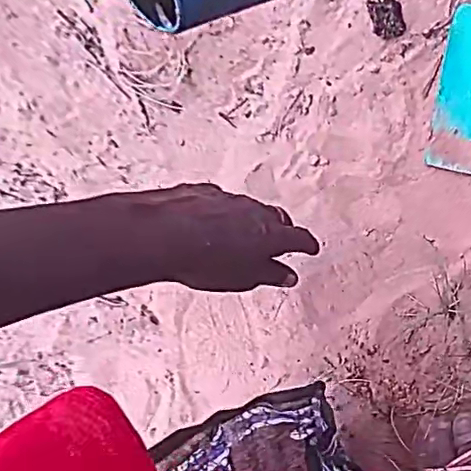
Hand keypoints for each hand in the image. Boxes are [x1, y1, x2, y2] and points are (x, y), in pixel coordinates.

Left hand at [105, 183, 320, 291]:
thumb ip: (270, 274)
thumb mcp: (245, 278)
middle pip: (277, 219)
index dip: (308, 244)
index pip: (300, 238)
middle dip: (282, 230)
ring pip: (249, 209)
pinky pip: (221, 203)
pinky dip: (223, 214)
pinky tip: (211, 227)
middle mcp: (254, 211)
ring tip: (242, 238)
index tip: (311, 248)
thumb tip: (285, 275)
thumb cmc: (203, 258)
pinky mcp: (201, 193)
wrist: (160, 235)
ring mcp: (228, 199)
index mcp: (272, 234)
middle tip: (281, 242)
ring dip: (250, 221)